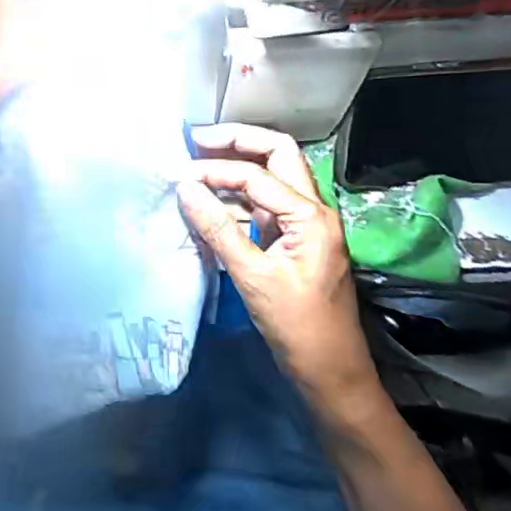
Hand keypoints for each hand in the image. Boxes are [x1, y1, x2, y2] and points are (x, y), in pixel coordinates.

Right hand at [175, 124, 384, 417]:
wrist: (330, 369)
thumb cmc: (297, 325)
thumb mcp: (252, 276)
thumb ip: (217, 228)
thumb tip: (185, 189)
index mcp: (310, 216)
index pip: (258, 175)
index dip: (216, 170)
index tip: (180, 175)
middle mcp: (313, 210)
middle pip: (279, 154)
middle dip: (239, 141)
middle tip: (198, 141)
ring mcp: (305, 224)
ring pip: (273, 177)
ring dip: (238, 167)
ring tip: (198, 167)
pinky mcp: (293, 240)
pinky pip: (265, 205)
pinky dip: (238, 197)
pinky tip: (211, 204)